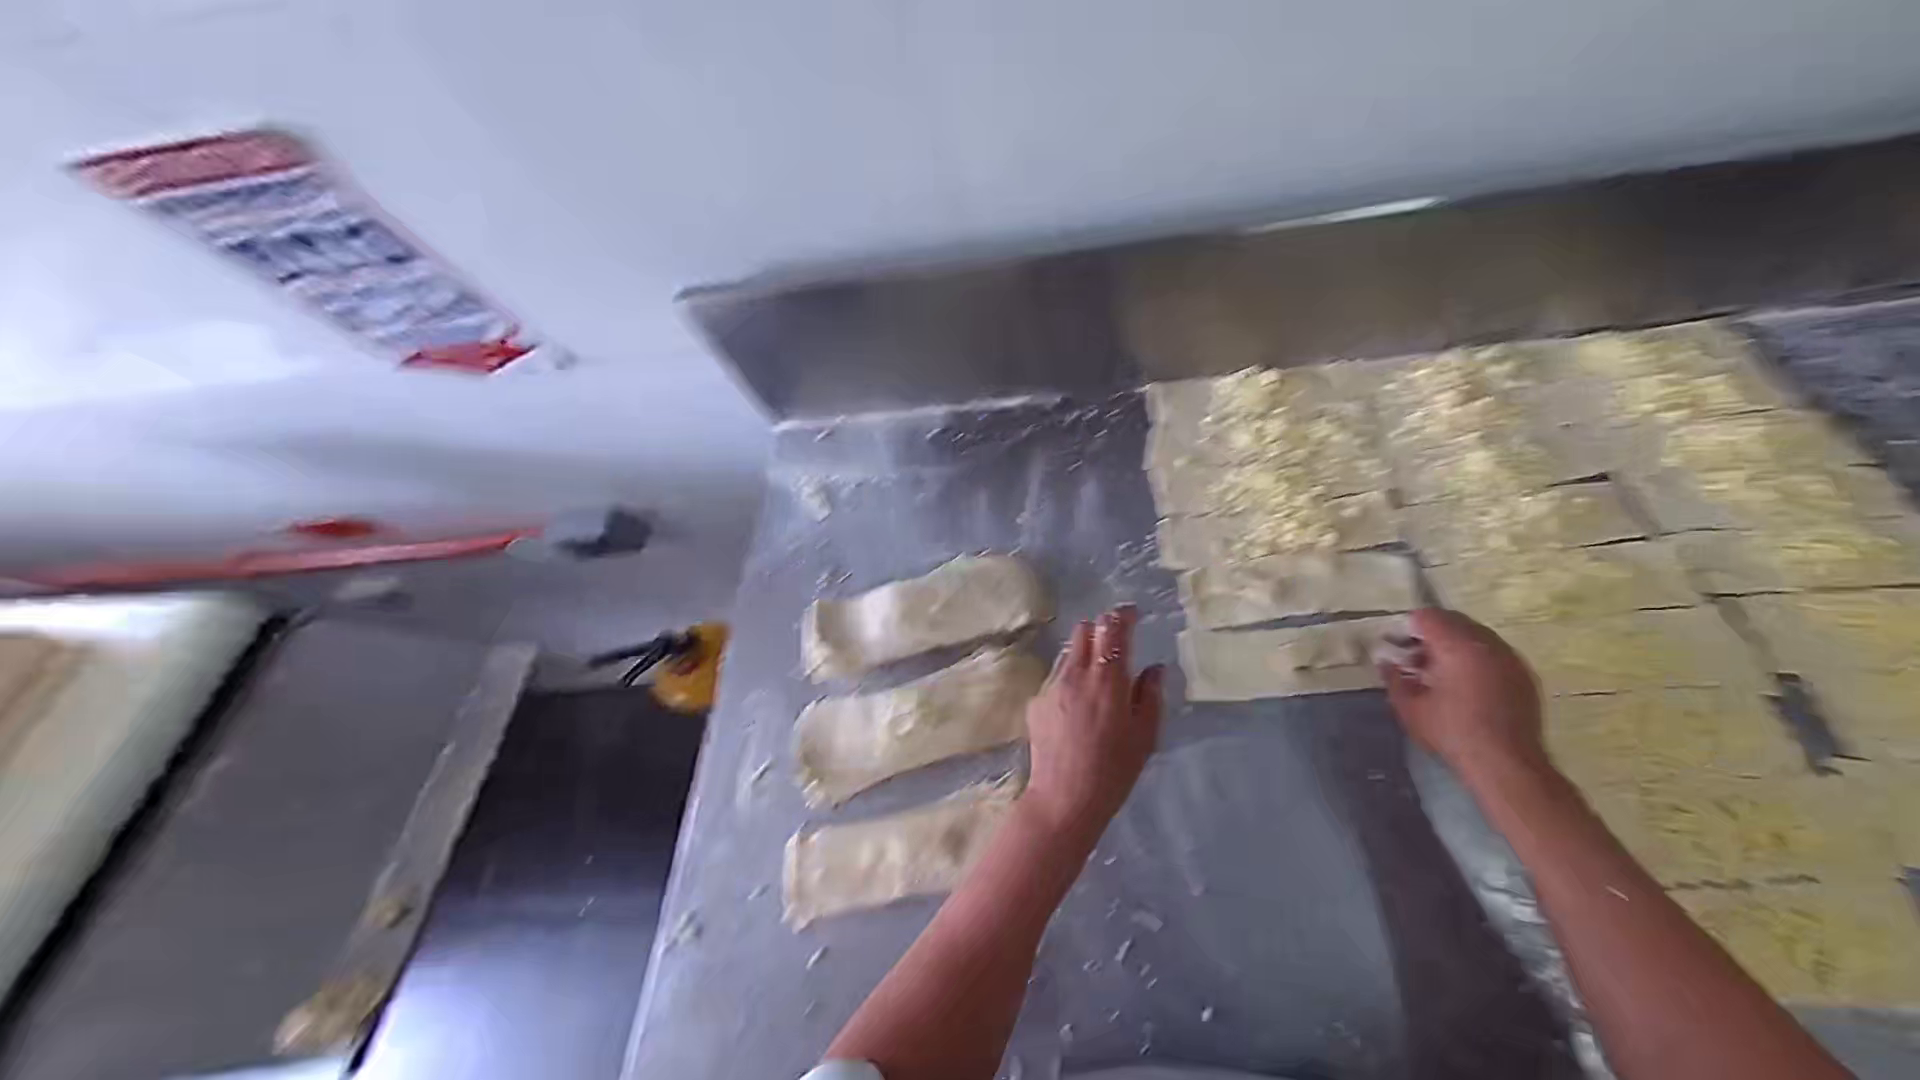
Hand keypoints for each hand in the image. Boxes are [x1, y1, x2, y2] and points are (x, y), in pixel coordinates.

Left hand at [1023, 606, 1162, 836]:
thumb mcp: (1145, 735)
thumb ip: (1150, 695)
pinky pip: (1056, 679)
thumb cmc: (1114, 770)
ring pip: (1068, 653)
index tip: (1132, 615)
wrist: (1064, 798)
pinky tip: (1077, 711)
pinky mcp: (1036, 702)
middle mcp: (1076, 674)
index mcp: (1108, 679)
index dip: (1123, 616)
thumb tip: (1153, 668)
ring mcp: (1051, 686)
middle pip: (1084, 630)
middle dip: (1101, 630)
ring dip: (1084, 655)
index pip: (1113, 628)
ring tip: (1097, 682)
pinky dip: (1070, 682)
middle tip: (1115, 645)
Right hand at [1379, 608, 1549, 784]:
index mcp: (1457, 647)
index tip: (1397, 645)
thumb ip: (1394, 678)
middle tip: (1415, 658)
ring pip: (1476, 635)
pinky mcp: (1524, 675)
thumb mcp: (1408, 707)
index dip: (1408, 627)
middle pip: (1454, 620)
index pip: (1428, 616)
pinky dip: (1475, 658)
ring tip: (1439, 672)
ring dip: (1454, 645)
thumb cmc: (1451, 733)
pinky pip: (1493, 652)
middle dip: (1431, 633)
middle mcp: (1488, 645)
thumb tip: (1387, 662)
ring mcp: (1511, 658)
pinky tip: (1465, 684)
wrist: (1506, 764)